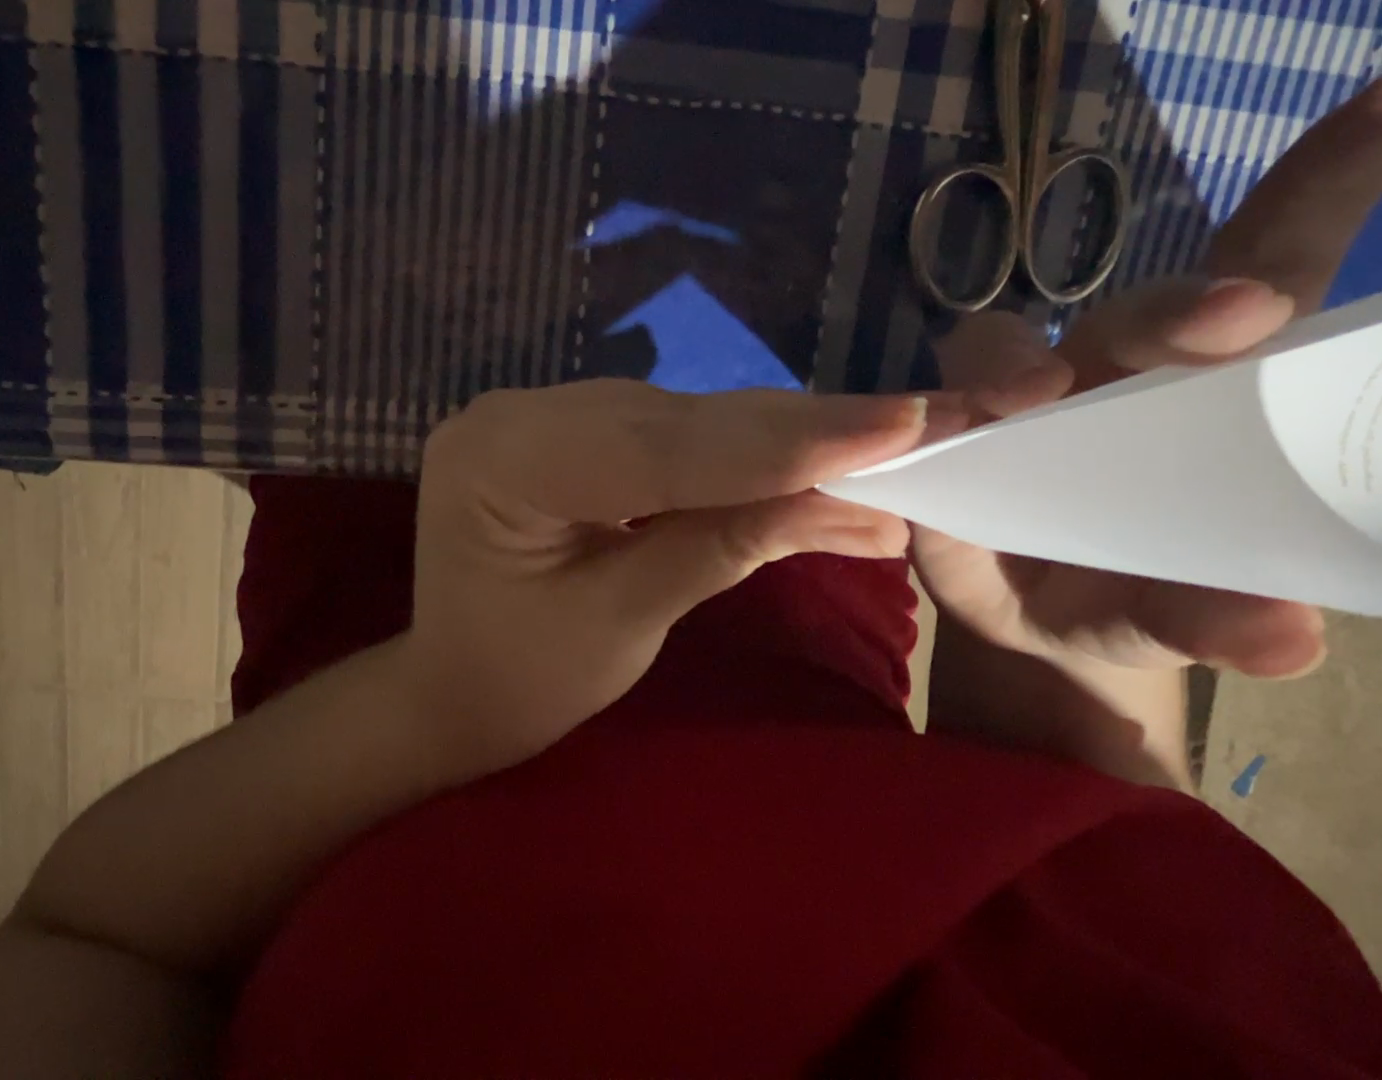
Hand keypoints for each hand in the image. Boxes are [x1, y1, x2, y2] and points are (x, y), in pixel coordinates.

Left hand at [404, 380, 933, 772]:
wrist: (453, 692)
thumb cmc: (521, 683)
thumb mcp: (624, 622)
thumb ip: (723, 547)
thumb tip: (845, 496)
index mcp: (498, 461)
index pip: (658, 449)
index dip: (783, 444)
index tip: (902, 426)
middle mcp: (512, 416)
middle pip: (676, 421)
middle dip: (802, 433)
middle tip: (929, 425)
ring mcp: (537, 417)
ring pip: (682, 421)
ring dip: (784, 441)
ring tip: (894, 450)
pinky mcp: (565, 433)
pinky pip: (665, 437)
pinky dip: (739, 455)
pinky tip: (817, 458)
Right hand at [916, 49, 1381, 677]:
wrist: (1026, 623)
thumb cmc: (1124, 601)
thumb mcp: (1176, 616)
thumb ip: (1218, 616)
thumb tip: (1287, 636)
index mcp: (1201, 392)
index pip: (1268, 266)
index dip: (1329, 178)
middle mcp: (1104, 374)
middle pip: (1138, 311)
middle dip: (1178, 308)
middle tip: (1232, 323)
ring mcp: (1004, 401)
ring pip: (994, 348)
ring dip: (1006, 366)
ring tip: (1014, 404)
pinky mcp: (927, 435)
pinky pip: (912, 413)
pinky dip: (913, 426)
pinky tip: (909, 448)